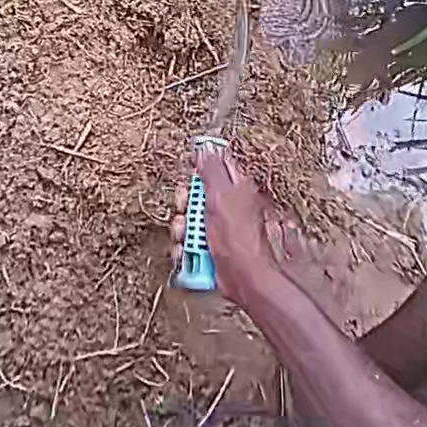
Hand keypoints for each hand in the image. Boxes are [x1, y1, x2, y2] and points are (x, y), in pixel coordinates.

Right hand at [172, 146, 289, 303]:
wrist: (244, 278)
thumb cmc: (238, 238)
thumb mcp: (221, 197)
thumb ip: (212, 171)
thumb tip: (205, 148)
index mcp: (235, 187)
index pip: (214, 165)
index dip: (198, 167)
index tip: (188, 174)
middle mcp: (226, 205)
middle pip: (195, 193)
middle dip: (184, 202)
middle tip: (185, 209)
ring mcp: (217, 227)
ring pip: (188, 219)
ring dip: (182, 228)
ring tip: (187, 236)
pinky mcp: (208, 247)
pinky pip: (187, 242)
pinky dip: (184, 248)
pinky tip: (187, 252)